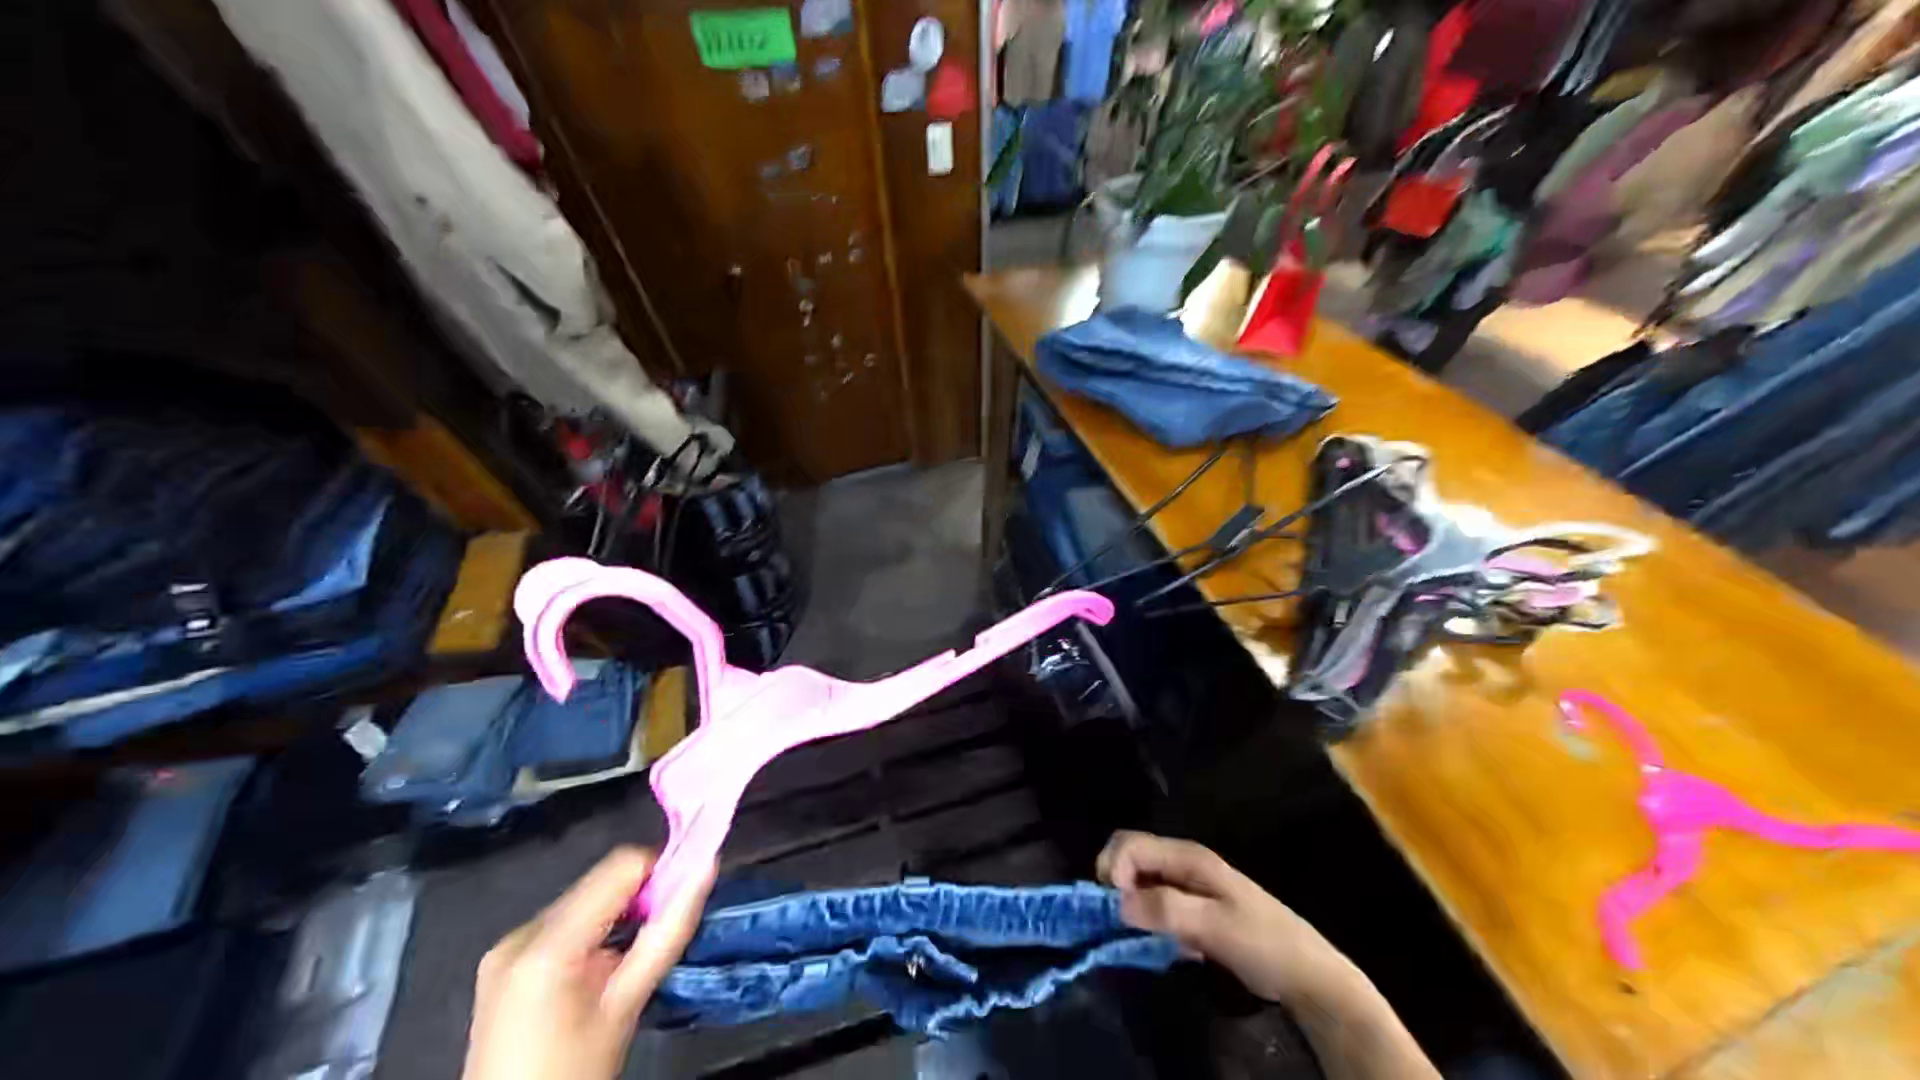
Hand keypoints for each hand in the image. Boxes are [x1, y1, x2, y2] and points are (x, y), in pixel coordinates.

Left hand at [462, 846, 715, 1079]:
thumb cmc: (574, 1073)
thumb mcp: (627, 1005)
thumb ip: (668, 933)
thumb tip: (705, 869)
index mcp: (546, 946)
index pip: (620, 867)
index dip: (661, 870)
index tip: (688, 890)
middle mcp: (519, 934)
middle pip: (600, 882)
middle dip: (640, 896)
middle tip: (666, 927)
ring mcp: (506, 948)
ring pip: (585, 899)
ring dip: (618, 913)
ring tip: (633, 954)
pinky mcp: (503, 961)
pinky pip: (563, 922)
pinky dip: (594, 930)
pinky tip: (603, 966)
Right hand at [1097, 830, 1342, 1004]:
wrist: (1308, 975)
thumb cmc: (1263, 943)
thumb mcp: (1214, 926)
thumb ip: (1166, 909)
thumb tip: (1118, 903)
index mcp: (1188, 857)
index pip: (1130, 844)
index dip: (1113, 869)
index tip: (1117, 909)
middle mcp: (1183, 863)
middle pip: (1130, 857)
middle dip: (1115, 885)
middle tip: (1120, 922)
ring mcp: (1188, 885)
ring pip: (1139, 882)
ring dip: (1130, 905)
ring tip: (1139, 936)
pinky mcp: (1192, 909)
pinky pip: (1154, 904)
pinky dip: (1147, 919)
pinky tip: (1162, 944)